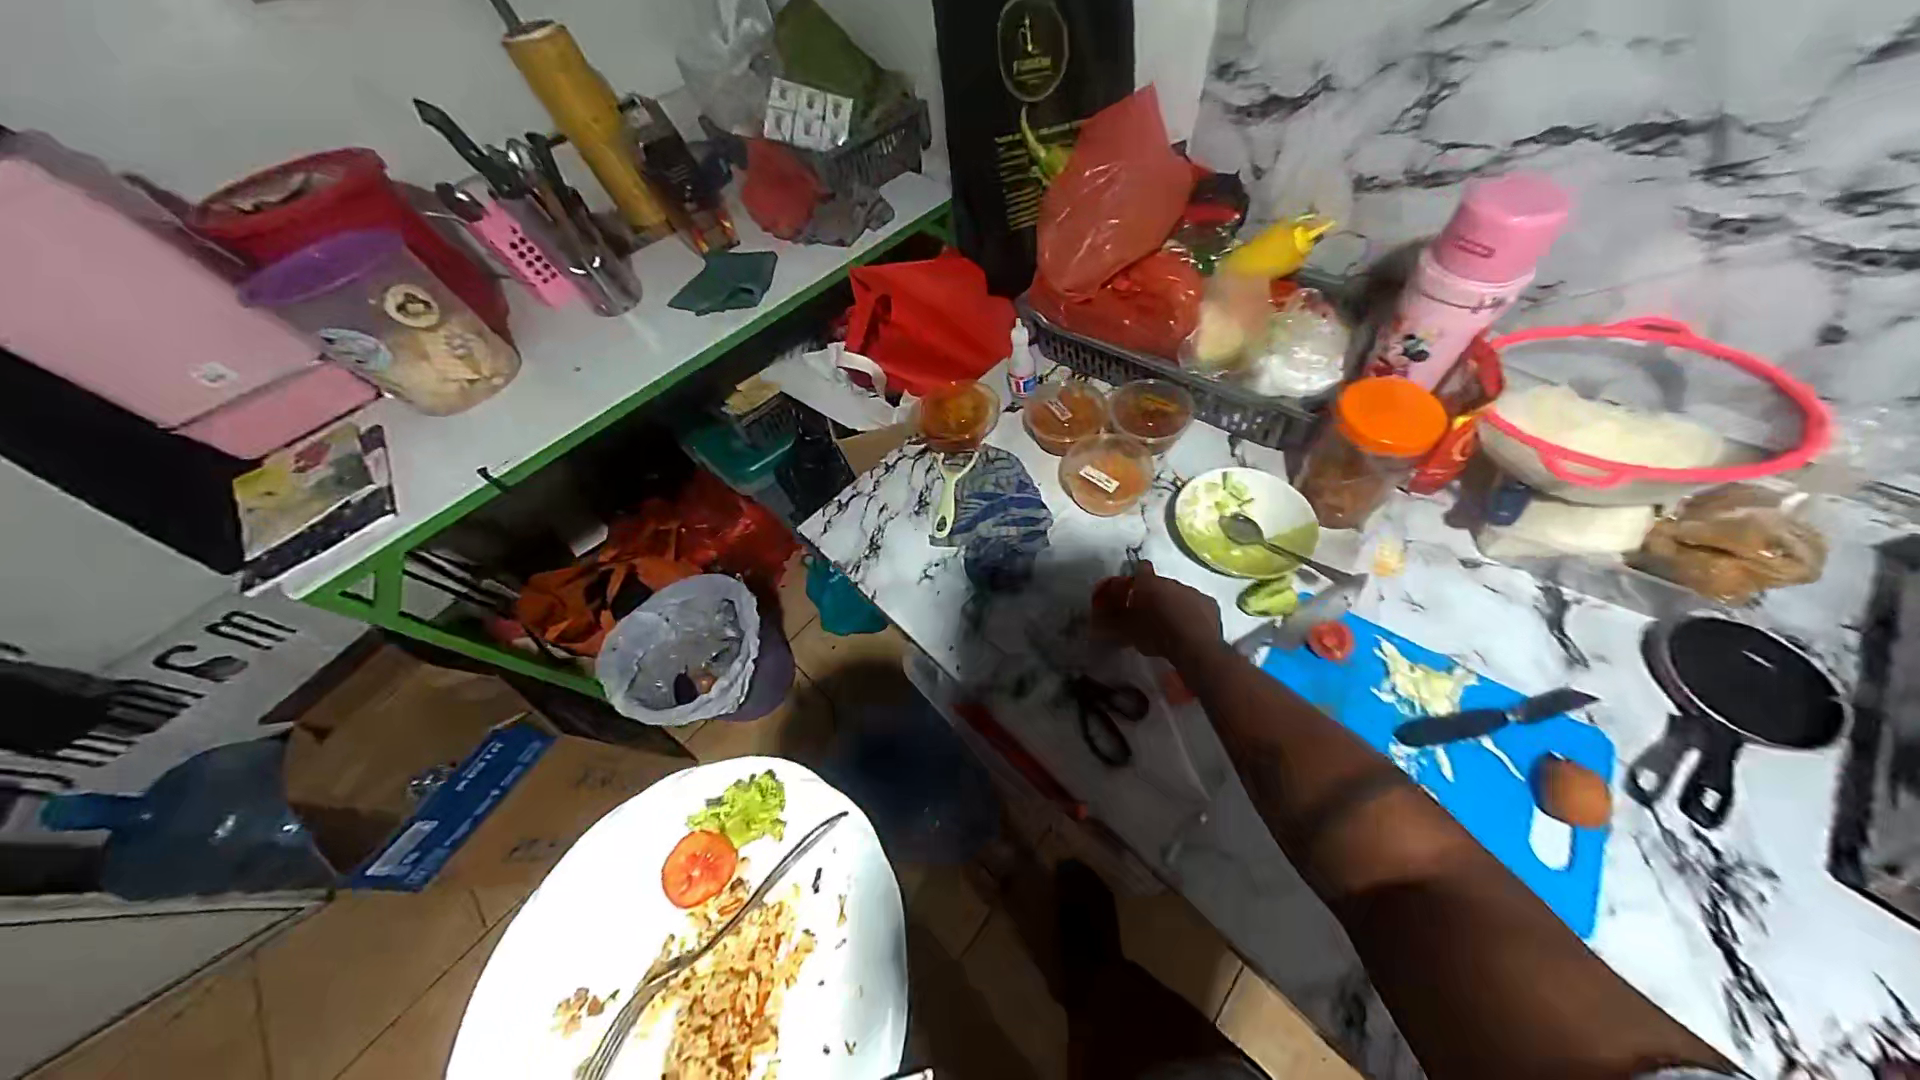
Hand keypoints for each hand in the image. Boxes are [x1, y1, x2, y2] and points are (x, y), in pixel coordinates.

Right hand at [1091, 561, 1222, 663]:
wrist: (1195, 648)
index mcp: (1150, 584)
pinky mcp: (1210, 605)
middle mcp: (1172, 582)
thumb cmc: (1156, 636)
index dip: (1136, 576)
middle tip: (1149, 613)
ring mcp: (1194, 592)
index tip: (1133, 587)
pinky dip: (1192, 612)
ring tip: (1169, 624)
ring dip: (1174, 603)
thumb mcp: (1128, 632)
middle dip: (1155, 595)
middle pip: (1161, 584)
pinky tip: (1188, 627)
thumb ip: (1112, 623)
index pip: (1141, 568)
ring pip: (1180, 594)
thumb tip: (1095, 622)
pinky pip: (1197, 605)